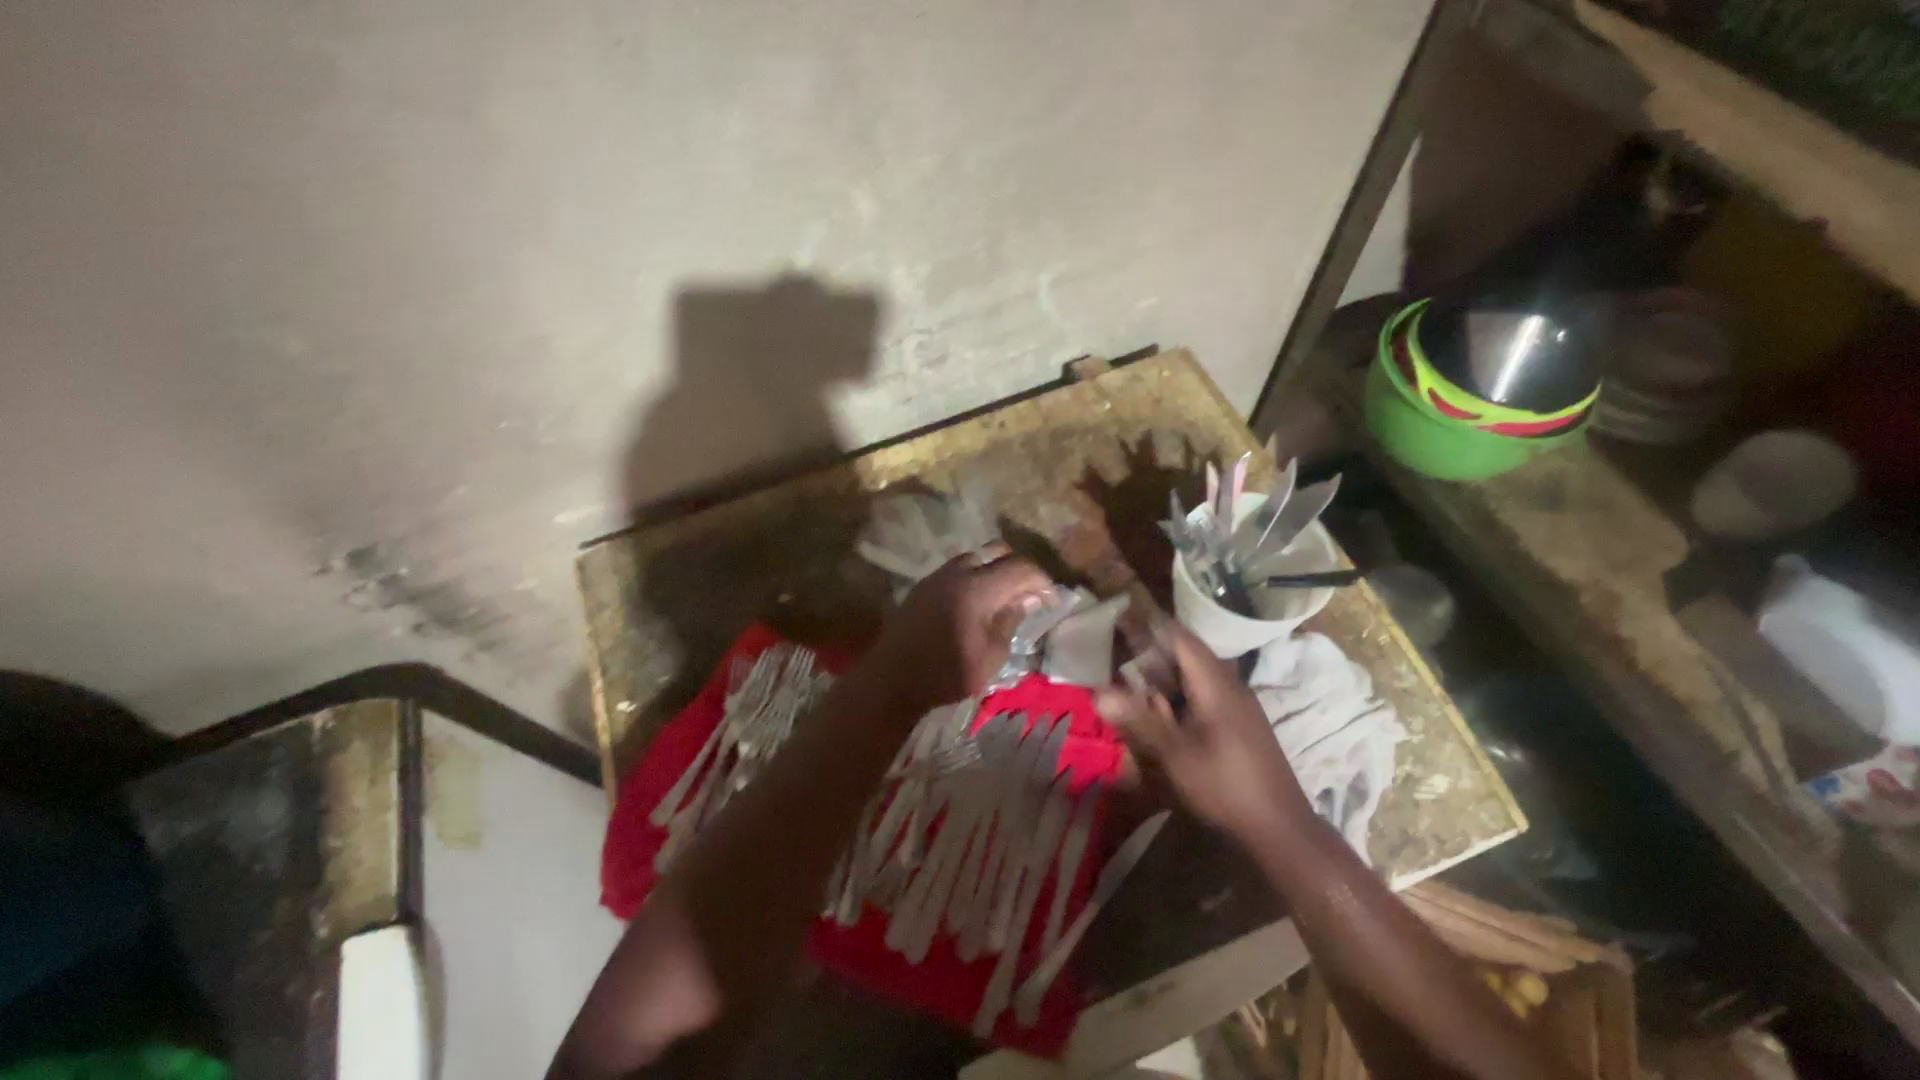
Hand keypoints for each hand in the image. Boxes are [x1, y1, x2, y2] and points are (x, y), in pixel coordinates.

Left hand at [866, 544, 1052, 716]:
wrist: (892, 680)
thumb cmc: (946, 674)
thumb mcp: (991, 655)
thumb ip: (1011, 621)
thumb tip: (1027, 599)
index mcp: (978, 589)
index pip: (1021, 568)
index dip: (1042, 581)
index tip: (1052, 601)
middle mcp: (957, 573)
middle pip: (998, 551)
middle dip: (1019, 568)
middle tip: (1030, 594)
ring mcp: (937, 576)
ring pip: (975, 557)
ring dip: (995, 570)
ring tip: (1004, 597)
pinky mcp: (923, 586)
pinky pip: (957, 569)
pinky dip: (975, 576)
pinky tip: (978, 602)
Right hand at [1094, 619, 1313, 844]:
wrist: (1279, 828)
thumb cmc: (1225, 786)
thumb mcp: (1176, 755)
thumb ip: (1139, 721)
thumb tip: (1098, 692)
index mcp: (1216, 685)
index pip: (1181, 639)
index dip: (1151, 627)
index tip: (1120, 619)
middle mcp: (1231, 687)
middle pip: (1188, 657)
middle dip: (1153, 655)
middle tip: (1117, 655)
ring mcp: (1239, 708)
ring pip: (1196, 680)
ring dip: (1165, 680)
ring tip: (1133, 686)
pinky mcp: (1240, 728)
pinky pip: (1205, 699)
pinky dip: (1179, 699)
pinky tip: (1163, 717)